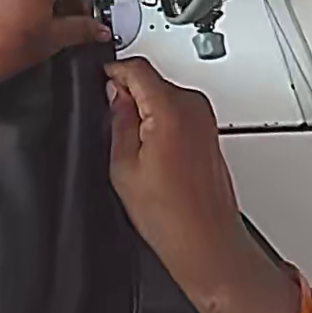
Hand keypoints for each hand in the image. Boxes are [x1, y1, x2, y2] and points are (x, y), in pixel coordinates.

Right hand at [106, 58, 296, 312]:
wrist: (208, 245)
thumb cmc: (172, 217)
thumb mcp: (123, 166)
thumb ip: (117, 119)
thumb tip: (114, 92)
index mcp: (169, 110)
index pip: (137, 67)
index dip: (113, 70)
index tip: (101, 77)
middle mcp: (192, 106)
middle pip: (151, 78)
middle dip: (129, 91)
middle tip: (113, 118)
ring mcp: (204, 117)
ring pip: (164, 92)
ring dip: (146, 104)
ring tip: (136, 142)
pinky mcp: (210, 128)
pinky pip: (178, 107)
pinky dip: (162, 116)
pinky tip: (154, 148)